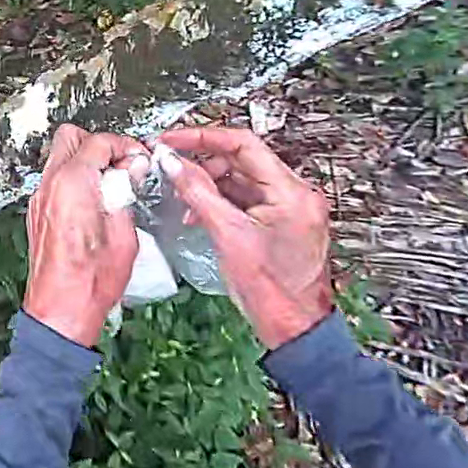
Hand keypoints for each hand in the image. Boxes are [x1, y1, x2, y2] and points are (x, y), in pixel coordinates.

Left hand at [24, 124, 148, 345]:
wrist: (60, 312)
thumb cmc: (90, 282)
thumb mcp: (123, 234)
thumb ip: (126, 192)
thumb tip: (132, 167)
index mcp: (72, 184)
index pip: (98, 141)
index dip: (124, 146)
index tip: (139, 160)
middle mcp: (50, 185)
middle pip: (70, 137)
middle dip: (99, 144)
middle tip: (123, 165)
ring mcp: (40, 198)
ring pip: (59, 156)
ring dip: (86, 161)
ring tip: (113, 184)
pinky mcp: (38, 212)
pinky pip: (55, 179)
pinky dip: (75, 178)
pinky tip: (96, 201)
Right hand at [155, 126, 333, 349]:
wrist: (294, 329)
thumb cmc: (272, 290)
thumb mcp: (227, 234)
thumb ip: (197, 192)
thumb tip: (173, 162)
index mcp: (291, 192)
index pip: (243, 144)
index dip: (203, 137)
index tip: (173, 139)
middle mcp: (295, 194)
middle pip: (241, 159)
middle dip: (202, 162)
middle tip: (171, 166)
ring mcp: (289, 208)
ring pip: (240, 178)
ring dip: (208, 183)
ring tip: (183, 198)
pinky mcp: (280, 221)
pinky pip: (245, 198)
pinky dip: (220, 200)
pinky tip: (199, 213)